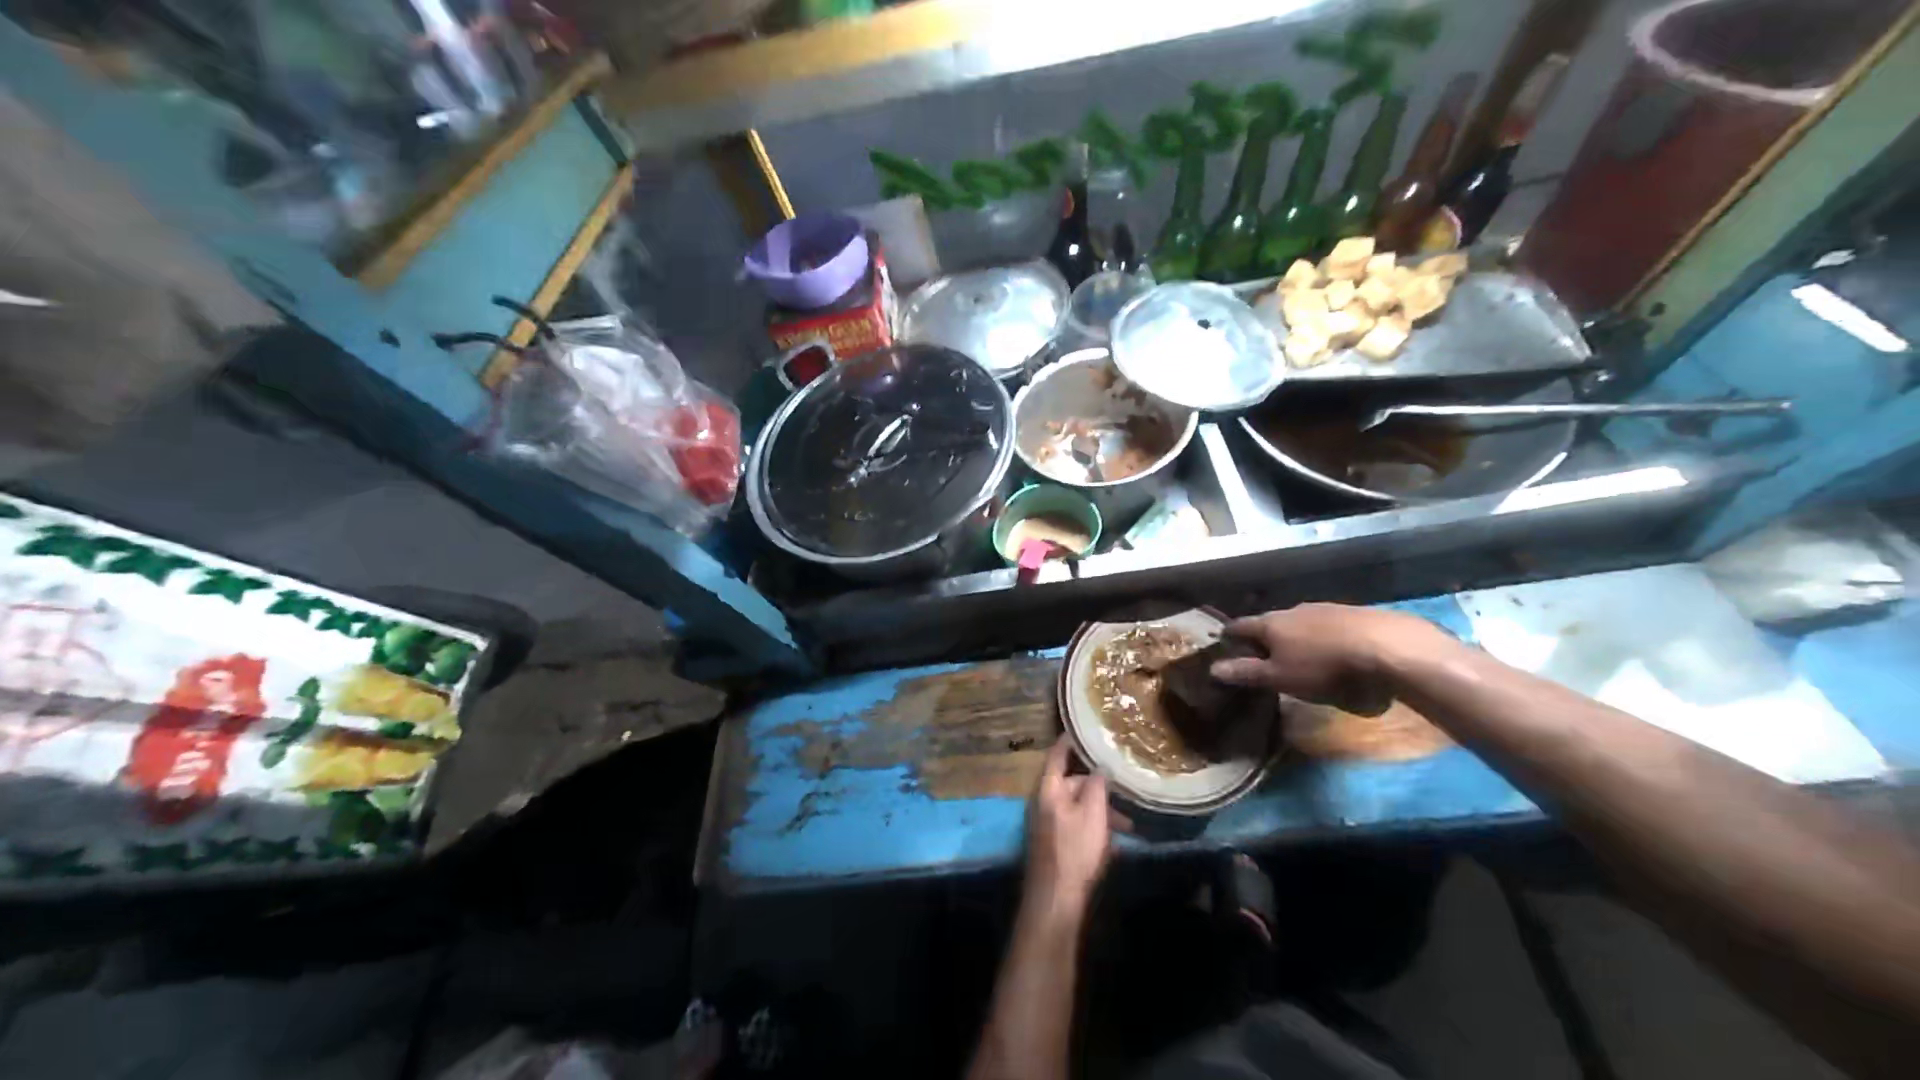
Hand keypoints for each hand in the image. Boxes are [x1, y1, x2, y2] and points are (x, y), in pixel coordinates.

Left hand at [1026, 739, 1116, 913]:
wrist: (1056, 900)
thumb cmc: (1075, 851)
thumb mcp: (1093, 814)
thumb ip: (1097, 786)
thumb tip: (1100, 766)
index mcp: (1048, 789)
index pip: (1058, 754)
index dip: (1071, 740)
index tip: (1085, 728)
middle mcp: (1042, 801)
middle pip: (1071, 782)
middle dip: (1097, 786)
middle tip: (1124, 792)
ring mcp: (1045, 822)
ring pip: (1076, 806)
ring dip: (1099, 811)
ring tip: (1127, 826)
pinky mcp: (1052, 842)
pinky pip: (1074, 824)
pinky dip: (1093, 826)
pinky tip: (1113, 843)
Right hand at [1209, 603, 1451, 710]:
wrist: (1388, 647)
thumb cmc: (1323, 666)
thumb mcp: (1280, 677)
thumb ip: (1247, 672)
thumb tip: (1212, 669)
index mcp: (1270, 623)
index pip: (1239, 626)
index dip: (1229, 635)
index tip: (1223, 643)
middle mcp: (1293, 610)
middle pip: (1270, 622)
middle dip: (1264, 637)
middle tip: (1263, 655)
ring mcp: (1325, 608)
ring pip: (1300, 622)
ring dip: (1296, 636)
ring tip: (1300, 655)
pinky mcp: (1354, 614)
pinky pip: (1328, 626)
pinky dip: (1323, 637)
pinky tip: (1335, 652)